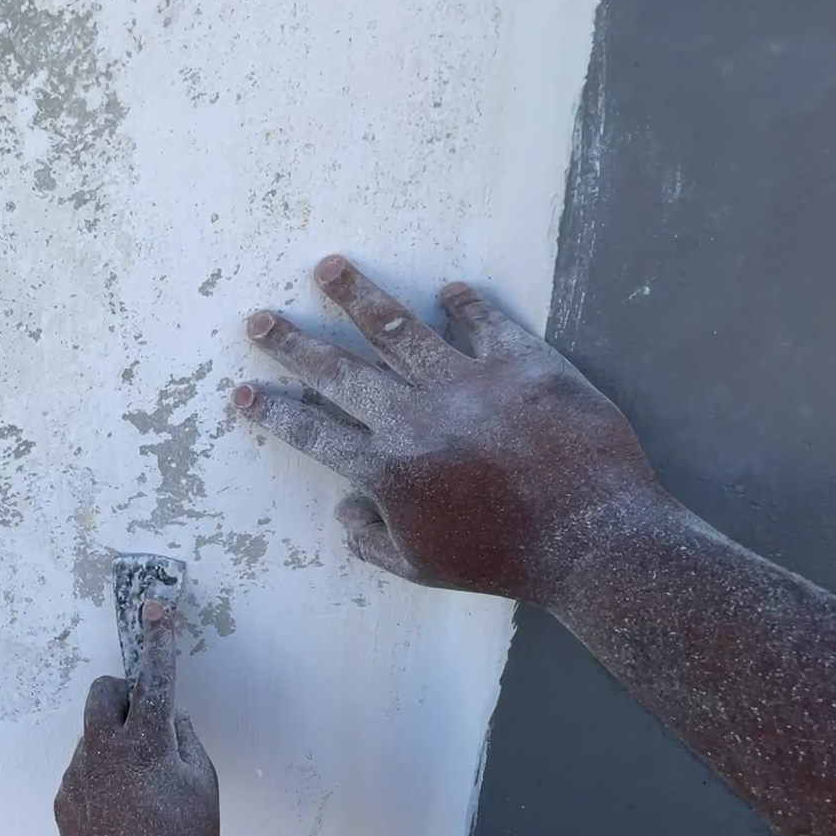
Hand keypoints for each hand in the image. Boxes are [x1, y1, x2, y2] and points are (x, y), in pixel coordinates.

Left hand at [54, 601, 218, 835]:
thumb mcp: (203, 788)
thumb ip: (185, 742)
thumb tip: (170, 720)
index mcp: (144, 743)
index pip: (155, 678)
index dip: (158, 639)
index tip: (154, 605)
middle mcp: (102, 750)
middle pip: (102, 693)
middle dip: (121, 694)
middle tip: (143, 723)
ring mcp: (77, 775)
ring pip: (93, 736)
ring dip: (114, 745)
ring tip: (139, 794)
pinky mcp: (62, 800)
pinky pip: (84, 771)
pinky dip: (101, 778)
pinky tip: (120, 816)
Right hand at [232, 255, 668, 605]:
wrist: (595, 542)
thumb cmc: (500, 561)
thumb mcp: (417, 568)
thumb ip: (367, 539)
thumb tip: (344, 507)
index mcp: (386, 469)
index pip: (312, 432)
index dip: (271, 412)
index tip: (241, 391)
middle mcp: (415, 418)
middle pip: (339, 371)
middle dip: (292, 343)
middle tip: (260, 318)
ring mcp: (470, 386)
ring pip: (400, 331)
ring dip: (359, 298)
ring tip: (329, 267)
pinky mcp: (526, 368)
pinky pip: (490, 326)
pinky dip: (469, 306)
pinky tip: (451, 290)